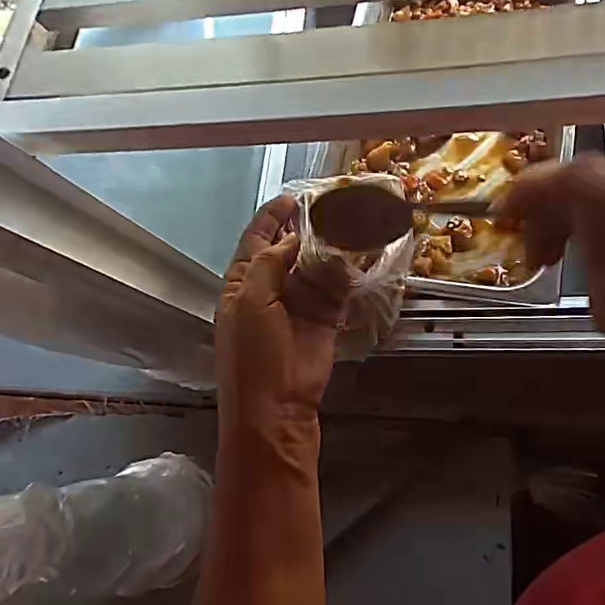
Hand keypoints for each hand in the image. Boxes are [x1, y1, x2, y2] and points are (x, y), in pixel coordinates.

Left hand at [216, 196, 350, 467]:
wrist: (276, 407)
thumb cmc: (253, 353)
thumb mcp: (250, 301)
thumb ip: (270, 263)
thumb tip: (292, 237)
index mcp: (243, 282)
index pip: (257, 239)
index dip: (273, 217)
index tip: (293, 197)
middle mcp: (270, 287)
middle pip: (290, 249)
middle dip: (308, 228)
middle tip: (332, 206)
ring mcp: (299, 303)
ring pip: (316, 266)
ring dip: (331, 247)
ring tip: (351, 222)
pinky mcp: (324, 317)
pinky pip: (336, 288)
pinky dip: (348, 271)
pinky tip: (361, 253)